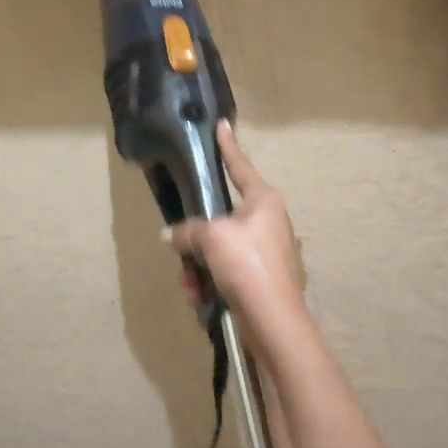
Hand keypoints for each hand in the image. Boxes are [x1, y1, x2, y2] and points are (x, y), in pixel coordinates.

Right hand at [165, 121, 305, 329]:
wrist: (274, 322)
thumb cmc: (247, 264)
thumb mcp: (212, 238)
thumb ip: (189, 230)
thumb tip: (172, 236)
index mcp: (263, 200)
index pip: (239, 165)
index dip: (227, 146)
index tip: (222, 124)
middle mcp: (267, 220)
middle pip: (220, 216)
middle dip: (195, 239)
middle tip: (180, 251)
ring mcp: (265, 250)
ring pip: (218, 248)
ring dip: (198, 266)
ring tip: (191, 286)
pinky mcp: (260, 278)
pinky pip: (225, 271)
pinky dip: (210, 283)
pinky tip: (200, 299)